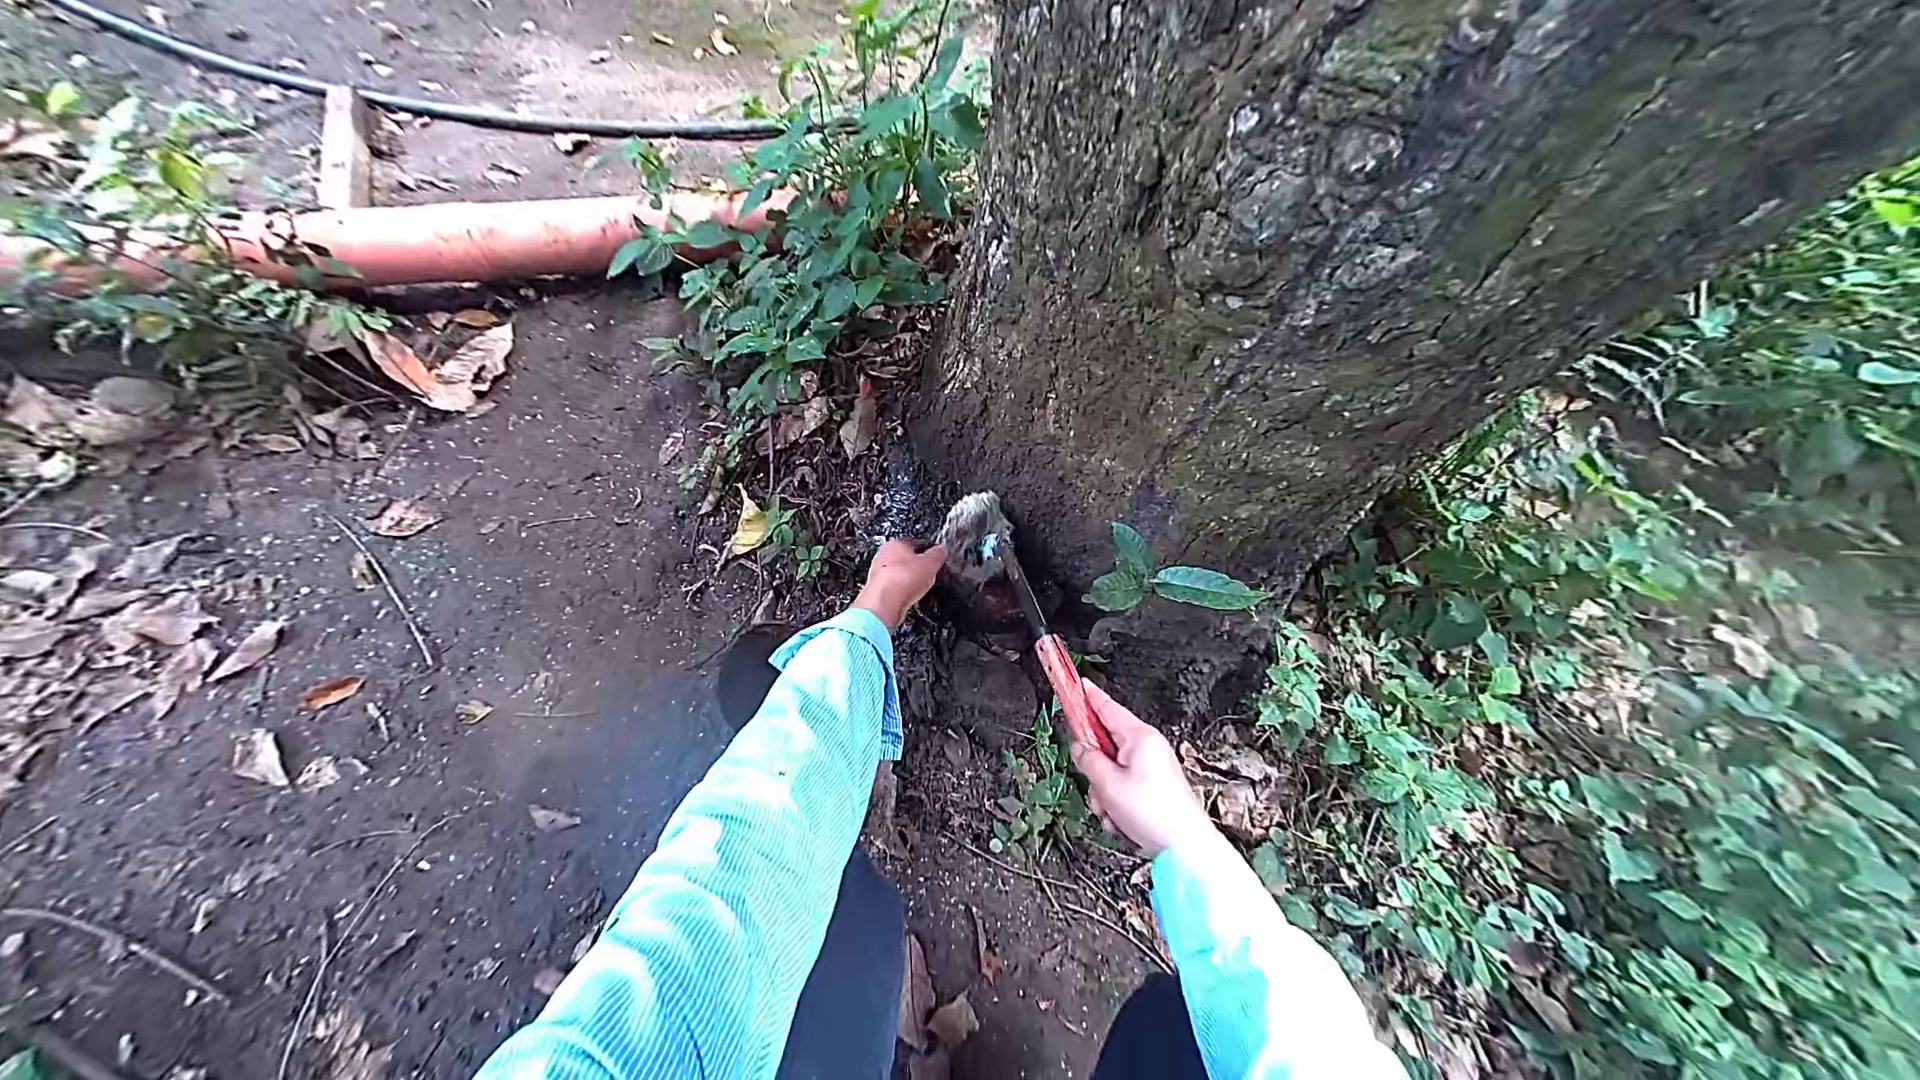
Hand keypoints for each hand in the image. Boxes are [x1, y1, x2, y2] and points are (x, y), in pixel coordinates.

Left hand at [853, 540, 944, 629]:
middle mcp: (882, 556)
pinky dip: (900, 594)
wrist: (885, 600)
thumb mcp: (931, 563)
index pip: (913, 544)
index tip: (933, 560)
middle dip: (914, 568)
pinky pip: (892, 591)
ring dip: (906, 582)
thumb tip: (941, 550)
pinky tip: (906, 598)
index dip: (926, 553)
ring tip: (917, 589)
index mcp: (895, 543)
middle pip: (903, 560)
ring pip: (897, 576)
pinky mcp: (876, 592)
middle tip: (926, 576)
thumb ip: (937, 555)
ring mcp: (877, 575)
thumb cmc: (902, 578)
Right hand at [1070, 680, 1215, 857]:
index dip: (1088, 696)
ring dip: (1104, 790)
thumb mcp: (1108, 784)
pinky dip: (1116, 801)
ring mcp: (1152, 767)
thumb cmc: (1155, 813)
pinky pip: (1123, 785)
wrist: (1186, 849)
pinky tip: (1121, 820)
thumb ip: (1088, 760)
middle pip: (1105, 743)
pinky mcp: (1154, 786)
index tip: (1078, 685)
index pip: (1107, 707)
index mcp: (1140, 737)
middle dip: (1094, 768)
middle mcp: (1148, 747)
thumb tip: (1079, 748)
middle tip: (1095, 784)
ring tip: (1111, 810)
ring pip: (1111, 768)